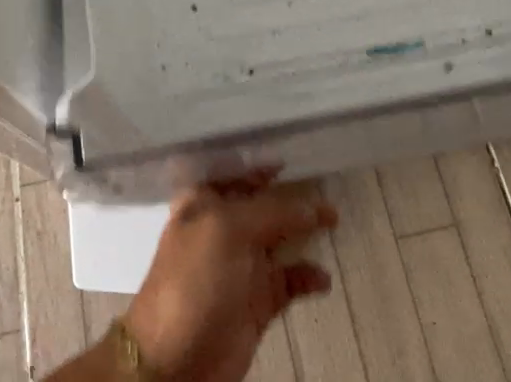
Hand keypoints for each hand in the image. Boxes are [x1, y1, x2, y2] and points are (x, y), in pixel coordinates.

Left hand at [121, 168, 338, 381]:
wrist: (176, 358)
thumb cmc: (193, 280)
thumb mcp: (227, 229)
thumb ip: (271, 211)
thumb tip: (313, 206)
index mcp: (203, 203)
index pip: (232, 171)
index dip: (258, 161)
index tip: (292, 152)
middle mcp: (222, 229)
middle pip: (262, 203)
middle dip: (291, 194)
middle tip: (325, 182)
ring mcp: (241, 265)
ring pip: (279, 238)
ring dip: (305, 230)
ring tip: (333, 221)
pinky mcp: (258, 301)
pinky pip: (290, 280)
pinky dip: (308, 276)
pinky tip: (322, 278)